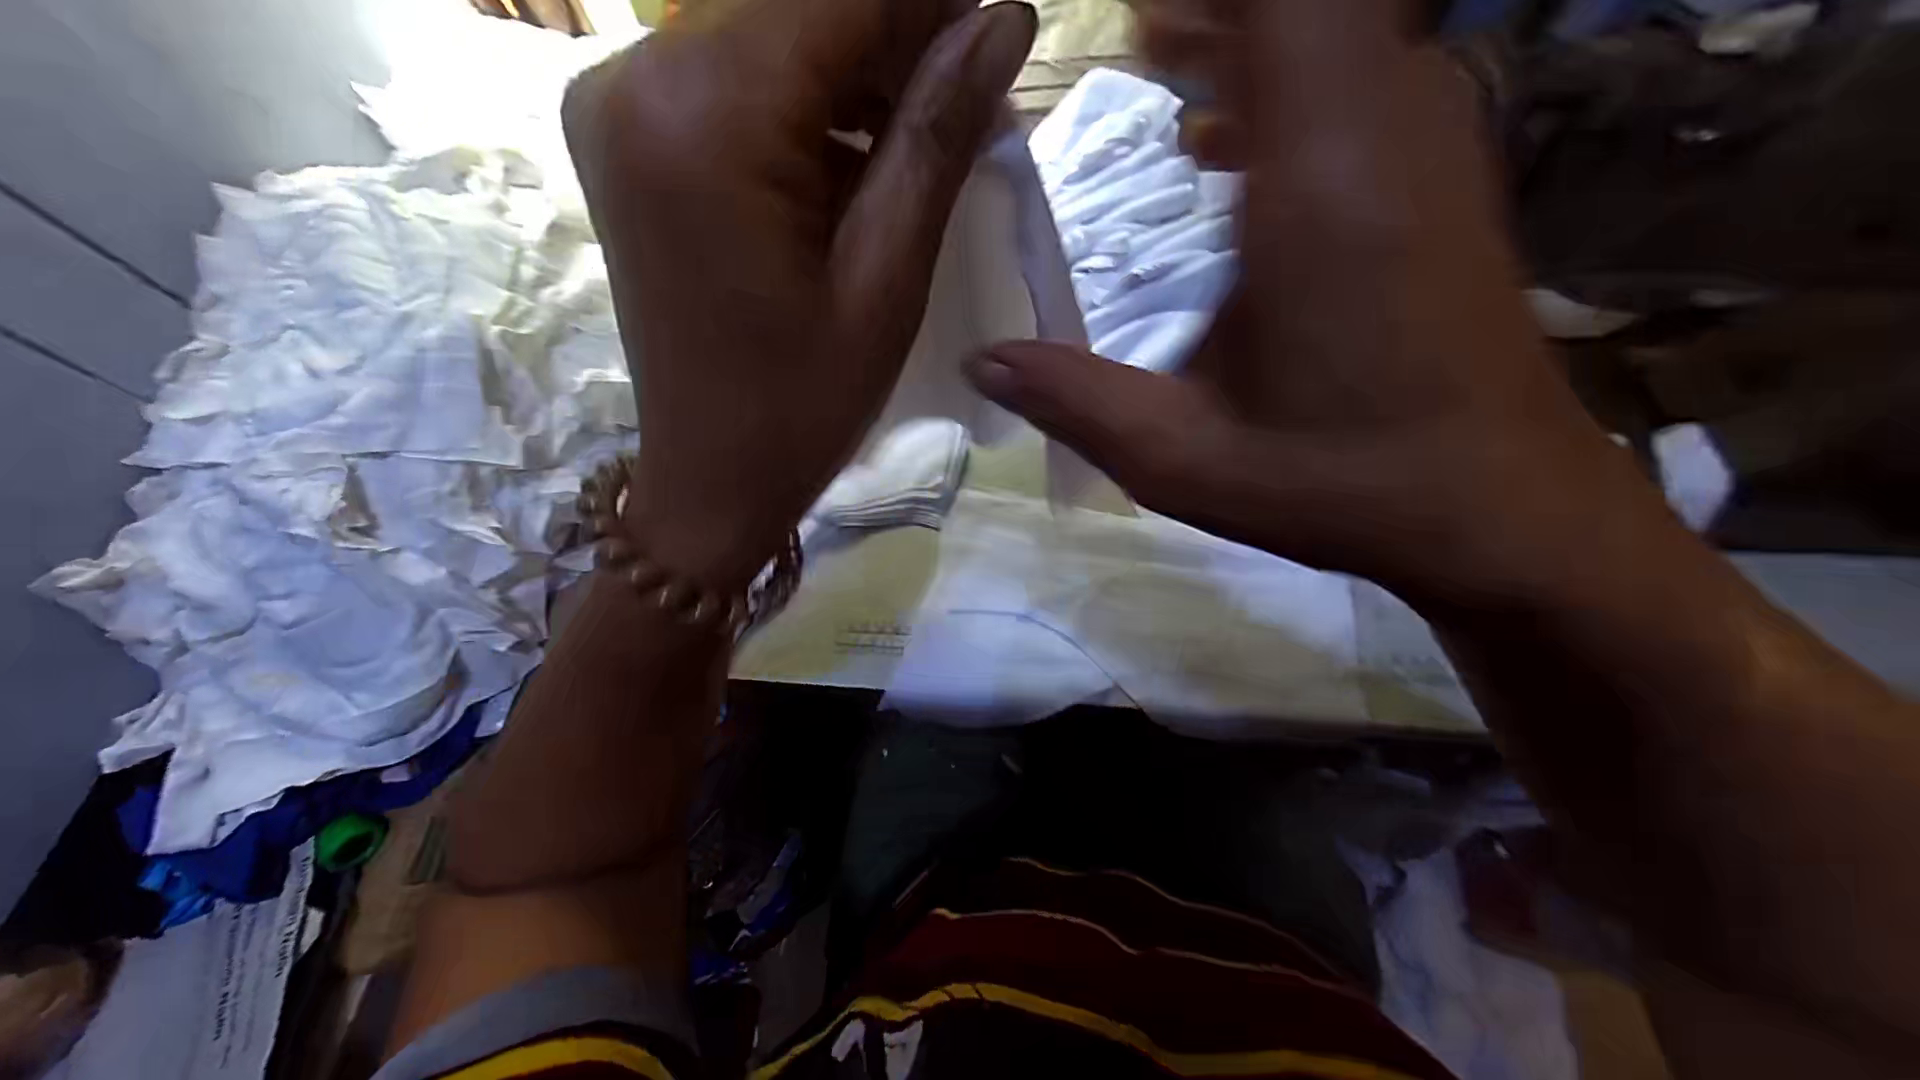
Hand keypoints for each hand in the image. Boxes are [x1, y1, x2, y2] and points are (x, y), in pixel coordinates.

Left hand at [565, 0, 1036, 590]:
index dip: (930, 7)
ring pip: (769, 38)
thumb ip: (936, 135)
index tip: (1000, 35)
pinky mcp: (629, 140)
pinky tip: (861, 160)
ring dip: (857, 76)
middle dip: (896, 42)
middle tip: (974, 101)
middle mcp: (640, 77)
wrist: (712, 477)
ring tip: (929, 140)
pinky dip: (807, 107)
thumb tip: (1006, 18)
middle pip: (799, 7)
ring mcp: (620, 105)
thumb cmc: (804, 403)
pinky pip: (734, 84)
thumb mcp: (886, 278)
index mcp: (706, 114)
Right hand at [967, 1, 1662, 604]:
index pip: (1279, 0)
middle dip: (1205, 8)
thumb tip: (980, 361)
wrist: (1492, 507)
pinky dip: (1281, 83)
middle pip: (1302, 1)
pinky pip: (1356, 81)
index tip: (1123, 20)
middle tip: (1120, 39)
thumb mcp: (1181, 458)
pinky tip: (1216, 147)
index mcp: (1321, 179)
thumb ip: (1074, 399)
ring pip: (1334, 30)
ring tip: (1154, 61)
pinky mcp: (1437, 180)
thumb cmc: (1336, 482)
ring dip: (1242, 36)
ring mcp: (1426, 146)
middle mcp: (1387, 130)